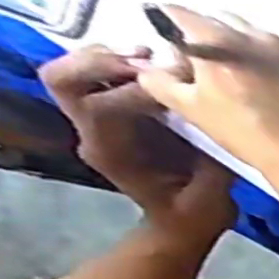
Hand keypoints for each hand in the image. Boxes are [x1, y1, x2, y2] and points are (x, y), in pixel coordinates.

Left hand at [38, 45, 235, 241]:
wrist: (181, 222)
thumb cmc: (196, 214)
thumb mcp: (212, 195)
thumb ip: (210, 157)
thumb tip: (217, 116)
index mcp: (112, 154)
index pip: (102, 107)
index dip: (138, 92)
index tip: (181, 86)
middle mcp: (91, 132)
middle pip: (62, 79)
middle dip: (102, 62)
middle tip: (152, 61)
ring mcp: (96, 121)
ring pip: (71, 69)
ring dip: (109, 56)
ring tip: (155, 57)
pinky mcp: (112, 112)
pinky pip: (96, 74)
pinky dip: (120, 61)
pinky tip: (155, 65)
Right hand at [133, 6, 278, 201]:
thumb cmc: (249, 135)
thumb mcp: (190, 108)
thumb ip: (159, 80)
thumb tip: (151, 67)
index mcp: (219, 40)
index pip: (178, 14)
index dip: (168, 28)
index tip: (172, 48)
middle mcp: (259, 37)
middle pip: (221, 20)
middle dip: (208, 35)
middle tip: (208, 67)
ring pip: (257, 36)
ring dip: (244, 47)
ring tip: (244, 80)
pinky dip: (275, 62)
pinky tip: (276, 89)